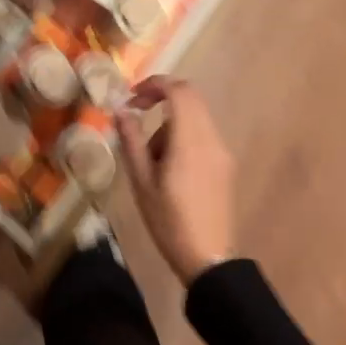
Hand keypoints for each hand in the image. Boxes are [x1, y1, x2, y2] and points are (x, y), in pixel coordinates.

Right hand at [114, 75, 237, 285]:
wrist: (209, 260)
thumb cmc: (169, 221)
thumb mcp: (141, 181)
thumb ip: (131, 140)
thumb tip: (120, 109)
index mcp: (190, 141)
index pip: (178, 91)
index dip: (154, 84)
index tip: (132, 97)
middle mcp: (211, 139)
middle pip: (190, 97)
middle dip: (161, 97)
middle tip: (136, 111)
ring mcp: (222, 152)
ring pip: (194, 116)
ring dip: (170, 122)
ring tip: (151, 157)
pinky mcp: (225, 165)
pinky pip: (202, 134)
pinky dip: (182, 135)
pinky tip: (169, 167)